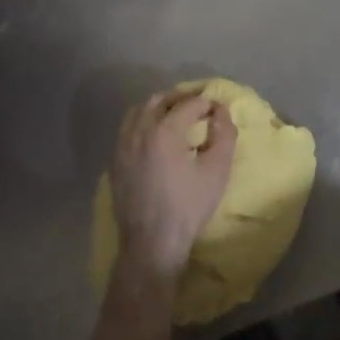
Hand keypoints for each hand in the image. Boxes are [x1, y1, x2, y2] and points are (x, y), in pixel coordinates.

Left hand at [109, 91, 236, 280]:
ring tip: (175, 116)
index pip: (189, 104)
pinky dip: (143, 122)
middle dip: (180, 98)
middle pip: (158, 100)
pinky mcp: (115, 161)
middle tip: (197, 105)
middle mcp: (139, 131)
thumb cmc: (189, 205)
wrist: (153, 241)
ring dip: (158, 107)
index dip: (207, 103)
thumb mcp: (217, 170)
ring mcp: (122, 145)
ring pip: (138, 111)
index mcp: (165, 130)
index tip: (218, 110)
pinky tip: (154, 136)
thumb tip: (220, 112)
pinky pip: (127, 129)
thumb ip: (224, 134)